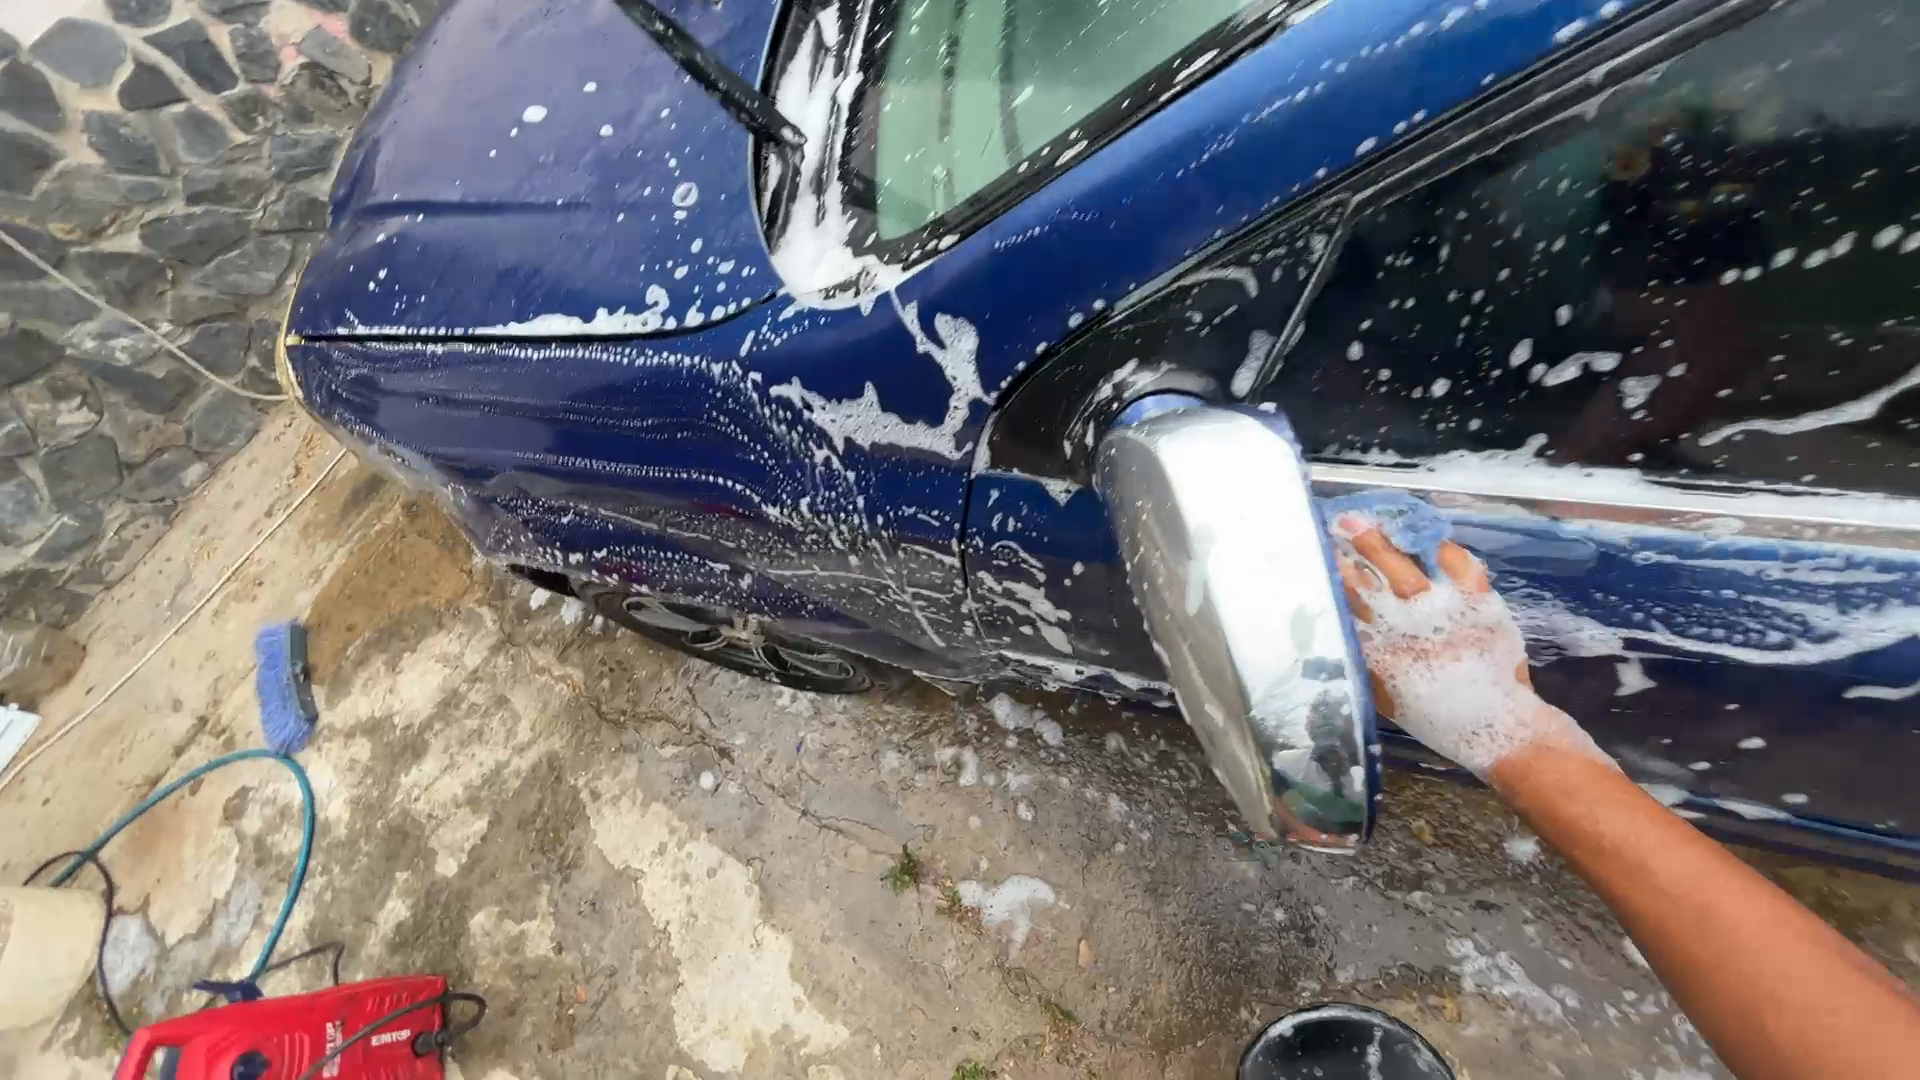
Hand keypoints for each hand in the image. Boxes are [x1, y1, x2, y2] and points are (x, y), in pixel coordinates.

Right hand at [1329, 513, 1609, 780]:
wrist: (1500, 729)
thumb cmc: (1437, 715)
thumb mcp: (1386, 697)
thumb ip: (1363, 666)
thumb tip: (1340, 637)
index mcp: (1379, 651)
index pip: (1347, 606)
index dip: (1334, 579)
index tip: (1322, 557)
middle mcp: (1405, 629)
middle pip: (1371, 582)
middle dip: (1353, 551)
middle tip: (1339, 524)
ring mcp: (1443, 616)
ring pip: (1404, 570)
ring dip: (1383, 543)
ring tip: (1367, 522)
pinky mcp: (1479, 608)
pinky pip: (1460, 569)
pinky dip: (1443, 551)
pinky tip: (1428, 538)